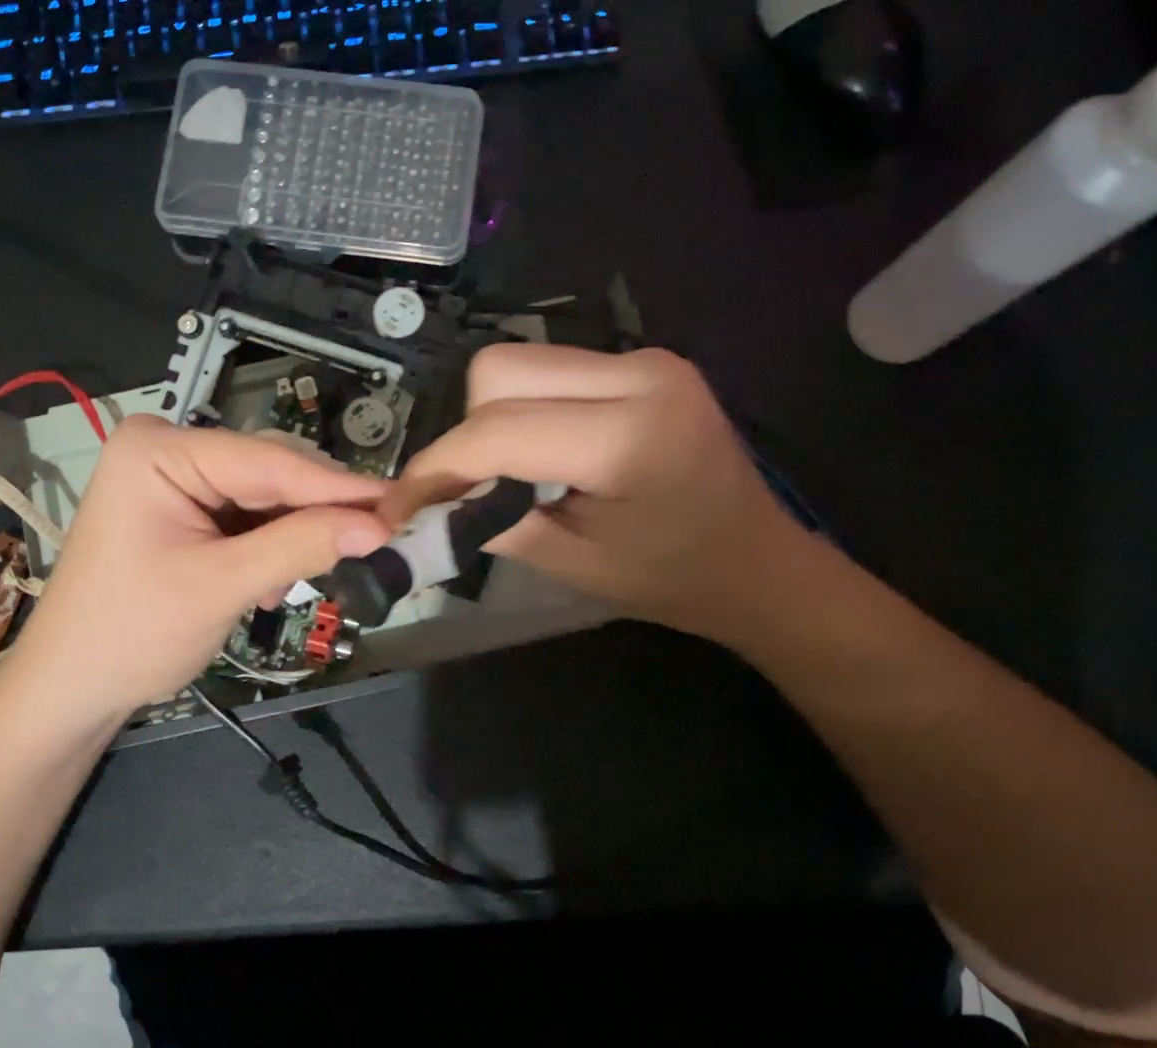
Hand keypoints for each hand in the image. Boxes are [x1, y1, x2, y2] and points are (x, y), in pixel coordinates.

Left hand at [1, 416, 389, 721]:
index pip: (269, 460)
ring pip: (264, 494)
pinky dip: (271, 545)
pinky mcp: (181, 507)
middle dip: (318, 511)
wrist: (72, 685)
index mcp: (159, 448)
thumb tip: (380, 525)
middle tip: (381, 538)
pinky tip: (276, 581)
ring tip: (325, 569)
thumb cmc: (132, 633)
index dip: (338, 487)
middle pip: (269, 471)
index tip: (400, 504)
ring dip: (296, 533)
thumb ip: (300, 547)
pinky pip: (246, 514)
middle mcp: (166, 447)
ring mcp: (172, 476)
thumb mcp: (222, 586)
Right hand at [380, 345, 801, 640]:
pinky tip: (540, 454)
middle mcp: (640, 373)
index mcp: (629, 435)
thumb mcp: (572, 564)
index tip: (401, 508)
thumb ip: (491, 524)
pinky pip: (551, 370)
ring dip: (492, 418)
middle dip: (465, 435)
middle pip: (500, 371)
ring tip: (503, 475)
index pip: (498, 431)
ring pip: (520, 362)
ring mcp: (645, 358)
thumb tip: (422, 507)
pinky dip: (524, 409)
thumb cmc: (671, 580)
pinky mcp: (643, 361)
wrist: (755, 563)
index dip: (437, 469)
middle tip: (465, 492)